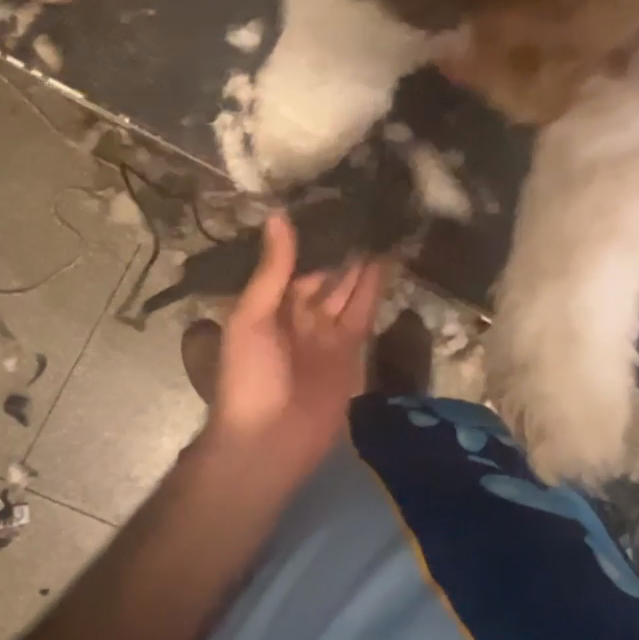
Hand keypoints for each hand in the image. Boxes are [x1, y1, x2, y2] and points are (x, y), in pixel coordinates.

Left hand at [204, 213, 387, 476]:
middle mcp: (299, 314)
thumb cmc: (250, 376)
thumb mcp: (251, 316)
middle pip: (325, 273)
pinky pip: (364, 312)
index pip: (294, 261)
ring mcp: (327, 332)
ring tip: (382, 222)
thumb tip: (278, 215)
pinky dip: (375, 288)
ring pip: (347, 289)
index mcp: (269, 305)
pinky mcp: (352, 350)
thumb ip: (272, 270)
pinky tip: (388, 258)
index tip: (330, 199)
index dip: (312, 235)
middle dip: (341, 246)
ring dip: (362, 261)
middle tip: (364, 204)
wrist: (270, 440)